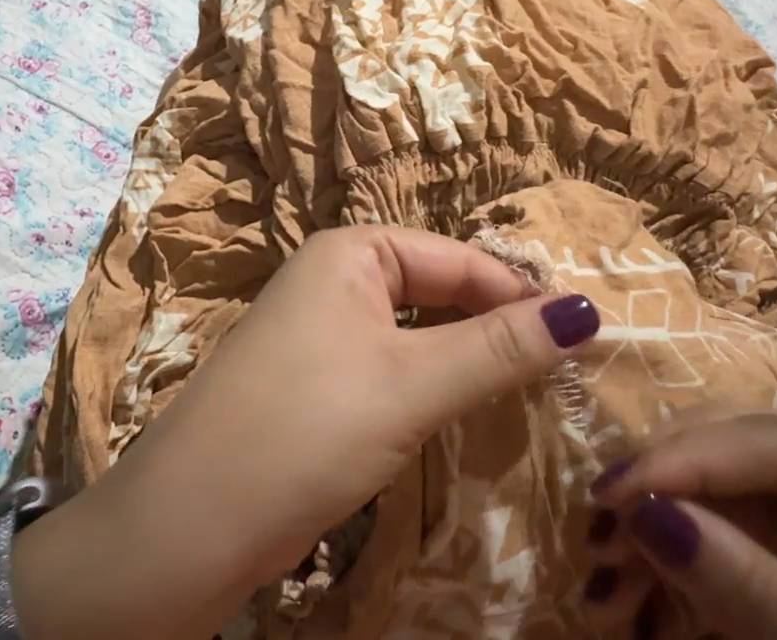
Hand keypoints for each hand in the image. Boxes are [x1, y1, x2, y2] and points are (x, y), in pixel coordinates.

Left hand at [12, 226, 601, 639]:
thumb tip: (586, 309)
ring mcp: (318, 334)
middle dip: (494, 324)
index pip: (458, 258)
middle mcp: (331, 280)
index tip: (586, 336)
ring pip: (414, 333)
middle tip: (563, 367)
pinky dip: (429, 385)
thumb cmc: (307, 428)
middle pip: (436, 290)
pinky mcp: (313, 385)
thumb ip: (499, 346)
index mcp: (349, 253)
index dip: (520, 293)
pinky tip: (459, 411)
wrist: (190, 523)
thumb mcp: (412, 382)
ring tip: (527, 388)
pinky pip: (388, 368)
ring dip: (466, 357)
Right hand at [584, 415, 776, 638]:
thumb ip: (754, 591)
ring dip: (654, 533)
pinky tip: (636, 603)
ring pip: (716, 490)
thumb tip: (642, 513)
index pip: (776, 443)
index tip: (606, 494)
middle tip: (595, 545)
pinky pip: (723, 534)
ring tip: (604, 591)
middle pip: (735, 453)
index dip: (682, 459)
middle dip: (659, 495)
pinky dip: (675, 564)